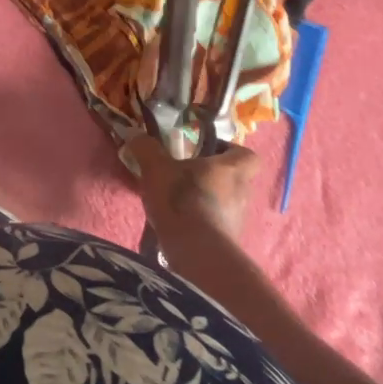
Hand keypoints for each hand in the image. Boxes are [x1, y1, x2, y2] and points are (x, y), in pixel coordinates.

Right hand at [126, 135, 261, 246]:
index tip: (205, 150)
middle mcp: (242, 191)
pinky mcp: (229, 236)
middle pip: (233, 176)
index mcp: (230, 169)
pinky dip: (201, 216)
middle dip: (210, 174)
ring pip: (225, 198)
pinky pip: (217, 219)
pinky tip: (180, 218)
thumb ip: (146, 148)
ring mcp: (238, 216)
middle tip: (183, 173)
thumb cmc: (180, 199)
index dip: (228, 149)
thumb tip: (136, 134)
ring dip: (205, 195)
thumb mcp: (155, 167)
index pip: (246, 154)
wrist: (197, 249)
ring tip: (177, 197)